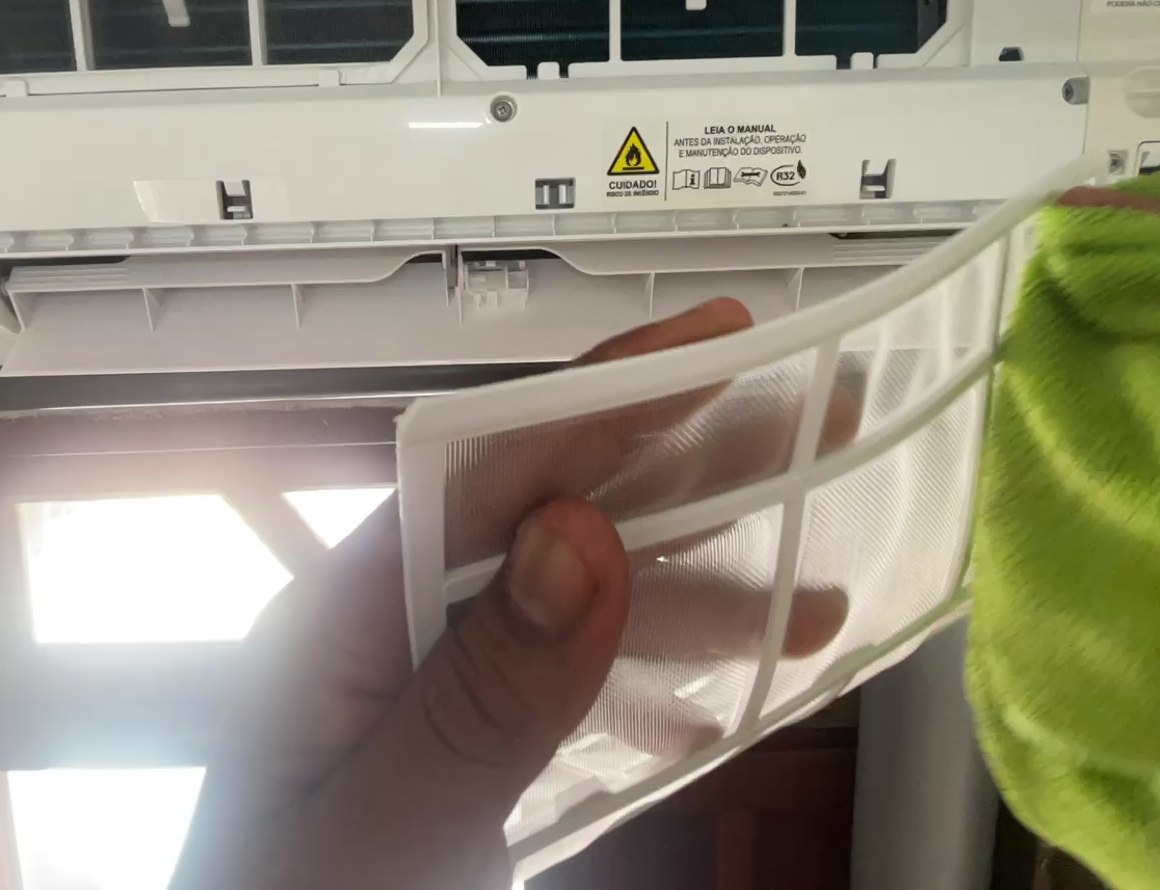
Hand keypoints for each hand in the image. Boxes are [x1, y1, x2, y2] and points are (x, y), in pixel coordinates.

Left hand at [171, 301, 854, 889]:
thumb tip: (578, 537)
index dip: (605, 394)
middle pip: (551, 505)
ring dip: (694, 583)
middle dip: (683, 458)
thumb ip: (475, 693)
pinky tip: (712, 694)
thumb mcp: (377, 820)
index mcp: (351, 607)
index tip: (714, 339)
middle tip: (802, 415)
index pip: (487, 465)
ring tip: (808, 588)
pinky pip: (571, 672)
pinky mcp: (467, 722)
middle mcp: (399, 612)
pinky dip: (647, 675)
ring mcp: (436, 666)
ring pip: (578, 591)